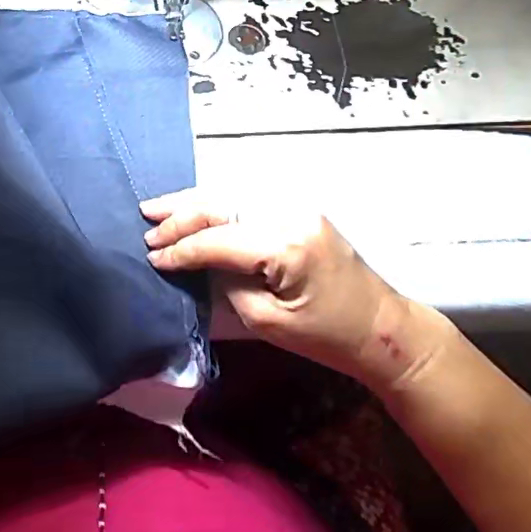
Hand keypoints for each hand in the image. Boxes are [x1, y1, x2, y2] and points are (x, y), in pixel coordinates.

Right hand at [141, 190, 454, 393]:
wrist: (384, 329)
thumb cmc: (327, 336)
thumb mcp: (267, 320)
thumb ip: (226, 283)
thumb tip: (197, 261)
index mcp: (285, 244)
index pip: (218, 239)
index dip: (181, 249)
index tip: (153, 258)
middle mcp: (289, 213)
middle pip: (221, 205)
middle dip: (180, 216)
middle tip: (146, 224)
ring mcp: (296, 206)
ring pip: (230, 194)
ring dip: (192, 202)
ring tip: (157, 208)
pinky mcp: (298, 209)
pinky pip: (246, 199)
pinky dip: (215, 203)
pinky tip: (193, 207)